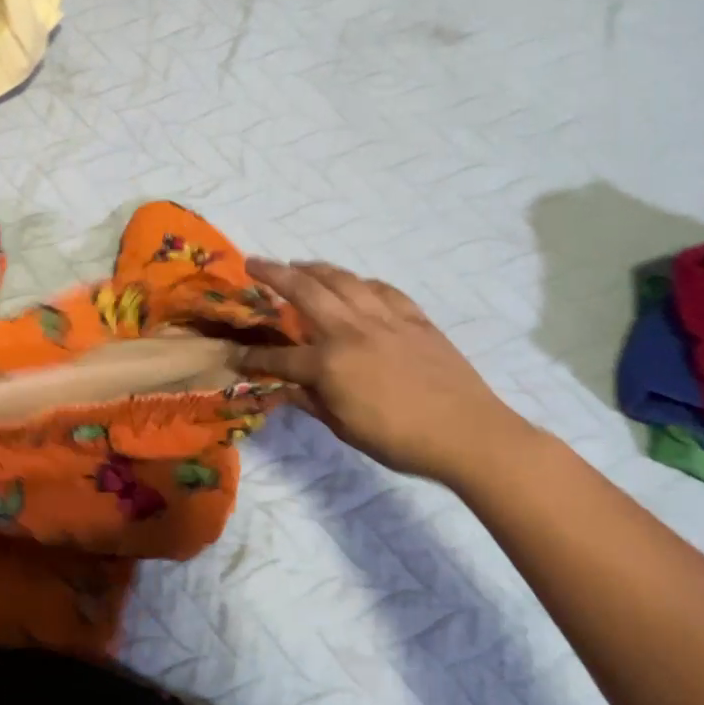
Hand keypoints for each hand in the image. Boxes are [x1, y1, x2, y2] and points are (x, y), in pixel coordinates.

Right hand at [242, 259, 538, 483]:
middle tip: (253, 264)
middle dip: (273, 275)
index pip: (278, 356)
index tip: (233, 352)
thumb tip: (283, 388)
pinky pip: (382, 290)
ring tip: (298, 264)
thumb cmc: (401, 440)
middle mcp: (350, 331)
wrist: (470, 435)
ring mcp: (384, 320)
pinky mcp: (414, 319)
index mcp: (328, 364)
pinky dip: (362, 283)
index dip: (252, 355)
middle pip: (304, 292)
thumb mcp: (345, 428)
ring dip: (314, 268)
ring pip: (342, 280)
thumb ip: (311, 402)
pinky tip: (354, 284)